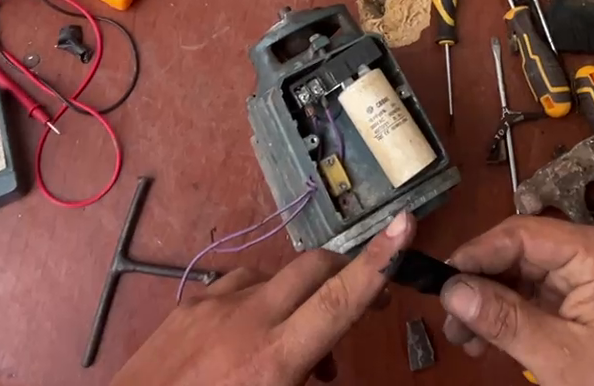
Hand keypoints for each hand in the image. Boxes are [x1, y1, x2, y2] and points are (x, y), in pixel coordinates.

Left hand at [111, 211, 414, 385]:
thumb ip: (304, 379)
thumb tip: (322, 368)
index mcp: (272, 359)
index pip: (339, 300)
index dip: (376, 261)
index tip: (405, 224)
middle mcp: (248, 318)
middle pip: (313, 269)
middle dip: (345, 271)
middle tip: (364, 299)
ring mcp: (214, 304)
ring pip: (275, 274)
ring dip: (298, 295)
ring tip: (297, 344)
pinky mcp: (187, 304)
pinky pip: (238, 286)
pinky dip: (258, 302)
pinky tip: (247, 336)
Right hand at [439, 216, 593, 385]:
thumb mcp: (561, 357)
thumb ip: (505, 319)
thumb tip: (451, 291)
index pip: (522, 234)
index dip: (478, 253)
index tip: (440, 277)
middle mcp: (590, 252)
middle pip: (520, 253)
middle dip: (481, 283)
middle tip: (446, 313)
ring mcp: (587, 277)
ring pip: (522, 276)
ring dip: (490, 303)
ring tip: (461, 335)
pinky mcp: (584, 302)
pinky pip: (536, 298)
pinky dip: (510, 317)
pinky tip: (485, 339)